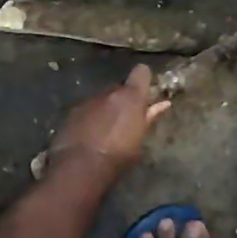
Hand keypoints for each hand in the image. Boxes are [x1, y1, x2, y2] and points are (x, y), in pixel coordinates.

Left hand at [47, 64, 169, 177]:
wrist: (81, 166)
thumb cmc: (119, 155)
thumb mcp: (140, 138)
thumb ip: (149, 116)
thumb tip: (164, 103)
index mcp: (130, 96)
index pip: (141, 71)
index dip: (143, 79)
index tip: (144, 93)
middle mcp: (109, 92)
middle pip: (119, 88)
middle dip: (122, 100)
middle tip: (124, 120)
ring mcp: (89, 100)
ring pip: (101, 99)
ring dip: (105, 109)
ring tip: (105, 131)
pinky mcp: (72, 111)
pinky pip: (86, 109)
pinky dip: (89, 117)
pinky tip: (89, 135)